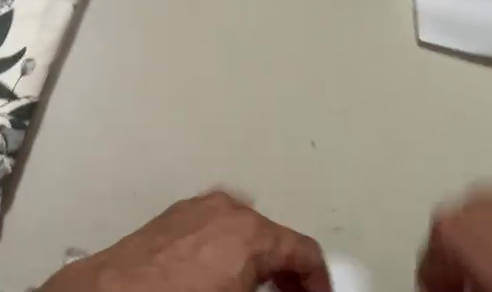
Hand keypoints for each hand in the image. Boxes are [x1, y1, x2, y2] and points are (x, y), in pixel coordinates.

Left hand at [37, 190, 330, 291]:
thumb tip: (293, 290)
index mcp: (249, 229)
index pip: (306, 252)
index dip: (320, 284)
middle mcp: (224, 208)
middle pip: (275, 238)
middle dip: (288, 275)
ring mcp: (194, 209)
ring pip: (244, 233)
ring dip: (258, 263)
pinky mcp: (171, 219)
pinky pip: (215, 231)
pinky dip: (229, 253)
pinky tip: (221, 282)